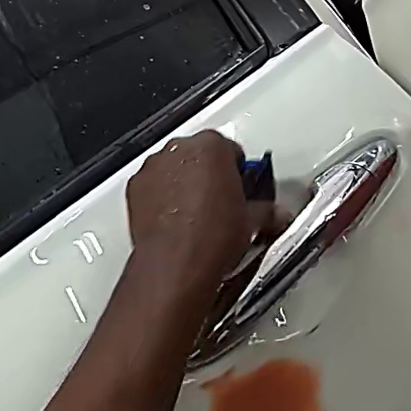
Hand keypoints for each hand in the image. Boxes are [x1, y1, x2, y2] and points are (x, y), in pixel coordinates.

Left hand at [123, 130, 266, 303]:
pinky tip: (175, 219)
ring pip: (174, 167)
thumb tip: (274, 215)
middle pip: (200, 154)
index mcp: (212, 147)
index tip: (241, 185)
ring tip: (197, 212)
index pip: (230, 148)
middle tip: (222, 199)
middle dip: (210, 172)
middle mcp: (181, 150)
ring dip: (184, 181)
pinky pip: (153, 184)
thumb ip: (266, 210)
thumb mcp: (252, 222)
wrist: (175, 263)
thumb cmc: (209, 238)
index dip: (239, 170)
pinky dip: (161, 196)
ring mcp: (155, 167)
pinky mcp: (136, 186)